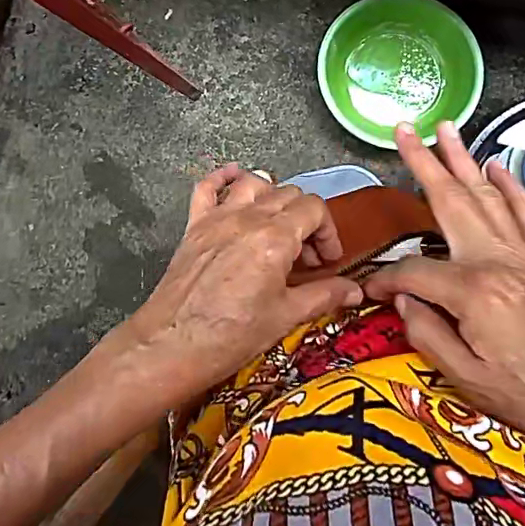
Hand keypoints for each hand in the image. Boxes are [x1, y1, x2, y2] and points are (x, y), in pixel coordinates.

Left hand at [119, 164, 363, 401]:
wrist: (170, 348)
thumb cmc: (228, 336)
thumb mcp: (285, 317)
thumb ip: (323, 296)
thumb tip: (354, 291)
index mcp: (274, 237)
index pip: (314, 209)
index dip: (328, 231)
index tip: (327, 259)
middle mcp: (248, 218)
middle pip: (290, 194)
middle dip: (307, 219)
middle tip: (307, 255)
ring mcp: (218, 218)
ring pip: (256, 183)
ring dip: (274, 197)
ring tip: (280, 224)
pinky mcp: (195, 226)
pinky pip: (208, 187)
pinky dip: (224, 178)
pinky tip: (236, 178)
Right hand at [363, 122, 524, 453]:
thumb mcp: (465, 378)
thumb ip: (426, 332)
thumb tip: (403, 301)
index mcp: (473, 290)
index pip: (413, 271)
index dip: (386, 280)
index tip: (371, 290)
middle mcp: (499, 261)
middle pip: (451, 200)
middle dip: (424, 162)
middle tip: (405, 133)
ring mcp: (523, 257)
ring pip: (487, 195)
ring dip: (464, 159)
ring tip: (446, 131)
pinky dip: (511, 186)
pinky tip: (496, 168)